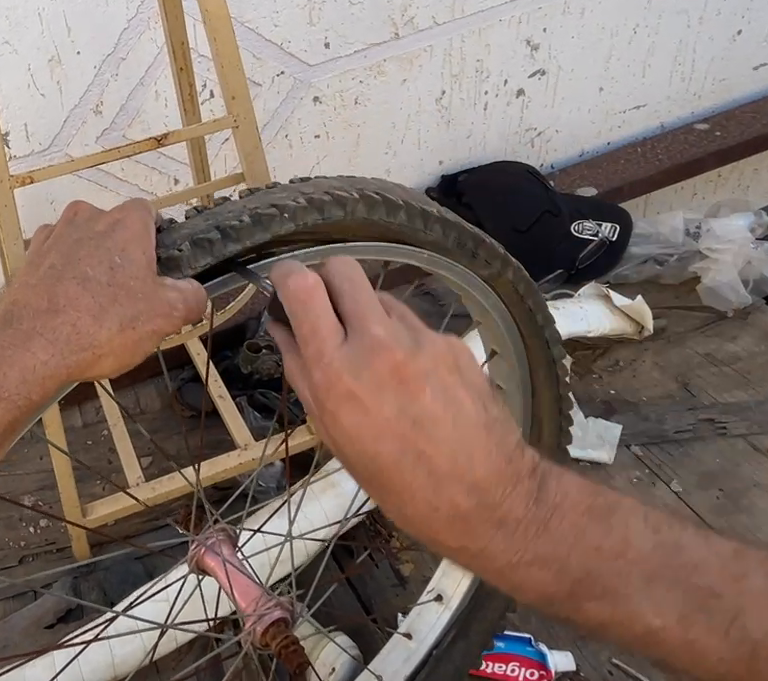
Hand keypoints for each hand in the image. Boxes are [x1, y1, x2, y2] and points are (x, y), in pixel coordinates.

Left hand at [0, 199, 207, 389]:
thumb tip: (194, 292)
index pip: (149, 214)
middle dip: (124, 258)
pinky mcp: (30, 257)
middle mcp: (88, 217)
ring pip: (83, 243)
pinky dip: (63, 276)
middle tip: (130, 298)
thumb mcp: (165, 316)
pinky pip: (55, 259)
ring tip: (96, 308)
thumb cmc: (101, 325)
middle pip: (115, 230)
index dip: (156, 241)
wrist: (31, 346)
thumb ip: (190, 297)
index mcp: (125, 222)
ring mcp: (54, 235)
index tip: (157, 270)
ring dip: (92, 266)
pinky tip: (67, 307)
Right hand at [266, 257, 548, 563]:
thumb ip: (301, 370)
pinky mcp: (451, 342)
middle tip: (326, 307)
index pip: (303, 287)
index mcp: (336, 370)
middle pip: (342, 268)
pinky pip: (413, 323)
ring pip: (378, 295)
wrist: (487, 500)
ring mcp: (419, 338)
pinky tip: (413, 376)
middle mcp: (376, 343)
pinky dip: (402, 338)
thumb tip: (279, 326)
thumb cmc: (394, 479)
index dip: (287, 274)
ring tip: (374, 354)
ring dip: (365, 312)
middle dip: (326, 278)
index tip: (284, 283)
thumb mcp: (331, 431)